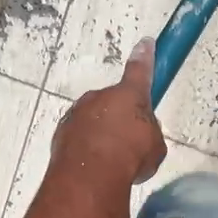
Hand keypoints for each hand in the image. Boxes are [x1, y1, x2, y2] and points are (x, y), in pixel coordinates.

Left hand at [52, 37, 166, 184]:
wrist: (90, 175)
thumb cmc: (130, 157)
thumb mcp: (154, 147)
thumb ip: (150, 133)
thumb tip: (142, 132)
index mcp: (130, 96)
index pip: (140, 71)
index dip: (145, 58)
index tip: (145, 42)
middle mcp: (101, 96)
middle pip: (114, 102)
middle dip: (120, 116)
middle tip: (128, 142)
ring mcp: (78, 112)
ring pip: (94, 118)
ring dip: (102, 133)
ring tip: (110, 159)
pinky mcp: (62, 130)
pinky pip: (80, 134)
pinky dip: (86, 145)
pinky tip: (94, 164)